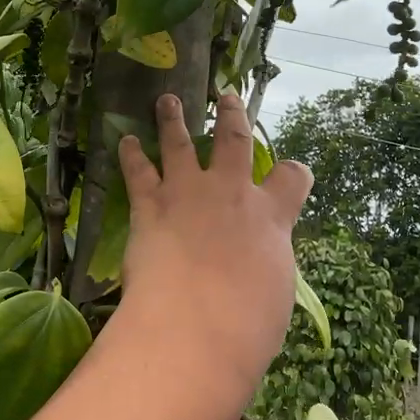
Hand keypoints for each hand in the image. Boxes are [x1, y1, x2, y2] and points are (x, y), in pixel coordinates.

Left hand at [115, 88, 313, 390]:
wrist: (196, 323)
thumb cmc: (247, 323)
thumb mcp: (274, 291)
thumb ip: (264, 265)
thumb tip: (254, 267)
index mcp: (271, 216)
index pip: (292, 180)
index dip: (294, 173)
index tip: (292, 170)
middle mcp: (230, 192)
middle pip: (234, 140)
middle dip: (232, 116)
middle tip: (226, 96)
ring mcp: (187, 193)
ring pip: (179, 143)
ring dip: (172, 119)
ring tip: (167, 100)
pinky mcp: (149, 205)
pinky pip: (138, 172)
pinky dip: (131, 155)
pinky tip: (125, 141)